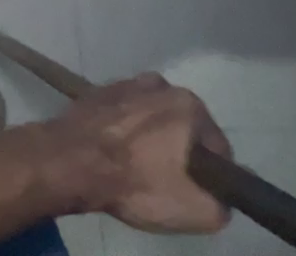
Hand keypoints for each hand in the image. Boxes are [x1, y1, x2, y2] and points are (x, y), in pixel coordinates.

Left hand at [51, 73, 231, 233]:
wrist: (70, 161)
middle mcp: (158, 84)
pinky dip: (122, 132)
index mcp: (189, 103)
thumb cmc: (139, 183)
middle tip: (165, 183)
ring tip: (136, 169)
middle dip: (179, 153)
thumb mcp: (200, 211)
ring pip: (150, 119)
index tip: (196, 193)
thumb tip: (225, 193)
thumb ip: (225, 203)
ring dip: (149, 140)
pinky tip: (113, 154)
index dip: (212, 176)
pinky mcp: (94, 92)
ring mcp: (122, 84)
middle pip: (182, 128)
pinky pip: (122, 116)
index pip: (217, 147)